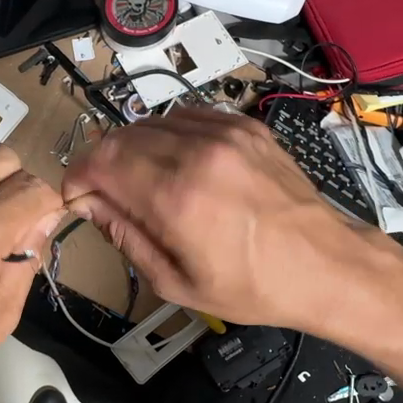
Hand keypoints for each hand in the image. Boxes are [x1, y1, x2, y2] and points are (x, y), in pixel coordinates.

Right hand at [61, 108, 402, 334]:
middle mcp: (196, 154)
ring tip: (144, 182)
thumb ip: (124, 236)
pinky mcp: (245, 126)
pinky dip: (167, 136)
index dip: (76, 178)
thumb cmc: (250, 286)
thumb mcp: (174, 281)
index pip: (99, 161)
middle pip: (118, 138)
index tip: (78, 198)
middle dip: (100, 165)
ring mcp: (225, 134)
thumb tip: (89, 203)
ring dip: (132, 149)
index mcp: (175, 198)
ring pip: (149, 123)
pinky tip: (177, 163)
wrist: (327, 266)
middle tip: (106, 195)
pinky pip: (186, 116)